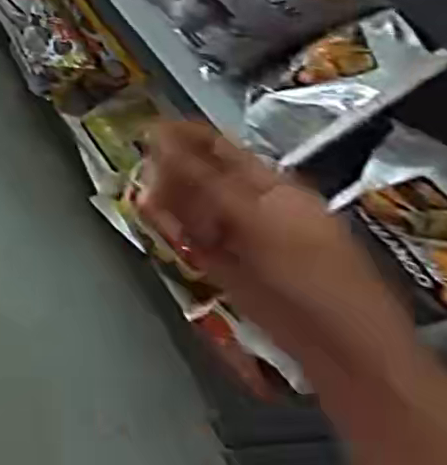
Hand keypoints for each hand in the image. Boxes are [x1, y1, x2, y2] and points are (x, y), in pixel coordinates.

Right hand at [139, 122, 409, 372]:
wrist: (333, 341)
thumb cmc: (311, 273)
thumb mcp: (257, 219)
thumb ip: (202, 178)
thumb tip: (156, 136)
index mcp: (264, 184)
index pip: (212, 145)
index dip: (178, 135)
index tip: (140, 131)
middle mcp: (241, 199)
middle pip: (184, 171)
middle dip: (165, 179)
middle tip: (156, 193)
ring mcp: (224, 225)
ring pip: (173, 199)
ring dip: (163, 207)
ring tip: (170, 226)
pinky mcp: (208, 250)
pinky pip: (173, 227)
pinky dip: (164, 228)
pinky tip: (171, 237)